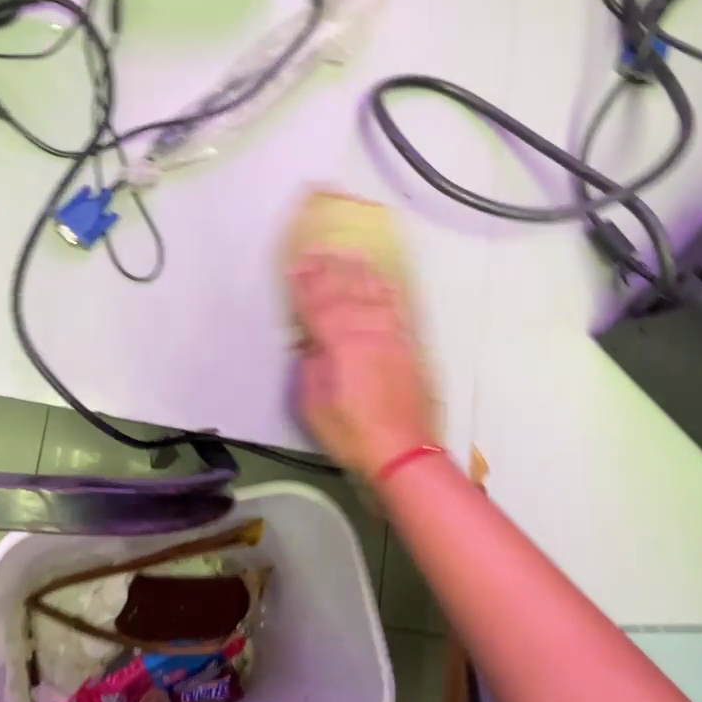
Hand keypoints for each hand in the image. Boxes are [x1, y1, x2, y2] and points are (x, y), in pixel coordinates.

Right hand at [288, 252, 442, 482]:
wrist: (402, 451)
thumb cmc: (350, 432)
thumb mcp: (313, 403)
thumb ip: (310, 365)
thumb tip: (311, 340)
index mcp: (340, 345)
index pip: (317, 306)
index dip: (304, 285)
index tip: (294, 265)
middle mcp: (367, 332)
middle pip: (345, 292)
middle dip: (328, 270)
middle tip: (316, 250)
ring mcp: (391, 336)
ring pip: (372, 294)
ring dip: (357, 271)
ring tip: (346, 252)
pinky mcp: (407, 345)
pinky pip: (396, 308)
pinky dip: (386, 289)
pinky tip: (381, 278)